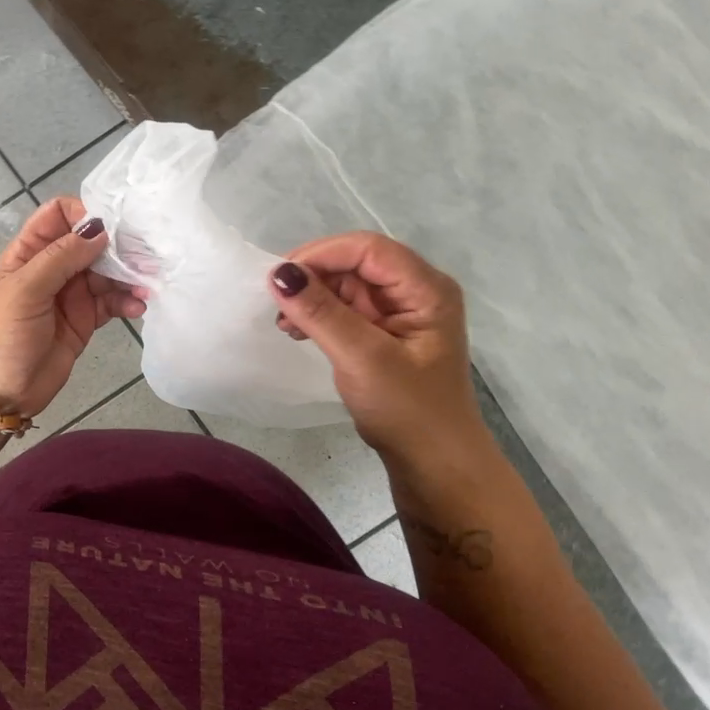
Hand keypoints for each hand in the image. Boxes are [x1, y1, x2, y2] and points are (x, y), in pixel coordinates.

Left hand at [0, 198, 144, 415]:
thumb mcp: (24, 291)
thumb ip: (60, 258)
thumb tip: (99, 229)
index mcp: (28, 252)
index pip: (59, 215)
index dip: (85, 213)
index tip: (110, 228)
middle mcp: (52, 268)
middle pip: (90, 241)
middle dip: (118, 244)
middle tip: (145, 255)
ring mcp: (70, 294)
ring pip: (106, 271)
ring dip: (128, 274)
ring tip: (147, 284)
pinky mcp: (85, 321)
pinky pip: (112, 302)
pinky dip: (127, 301)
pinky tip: (138, 306)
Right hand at [268, 232, 487, 462]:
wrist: (432, 460)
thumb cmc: (407, 409)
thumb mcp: (362, 358)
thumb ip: (321, 313)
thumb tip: (278, 273)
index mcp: (426, 289)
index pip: (367, 248)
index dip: (321, 255)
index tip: (279, 280)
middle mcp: (414, 291)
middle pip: (354, 262)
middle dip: (312, 277)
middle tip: (277, 305)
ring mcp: (398, 311)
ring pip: (344, 283)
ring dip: (310, 296)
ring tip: (285, 323)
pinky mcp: (381, 330)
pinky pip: (343, 306)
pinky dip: (317, 313)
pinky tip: (298, 331)